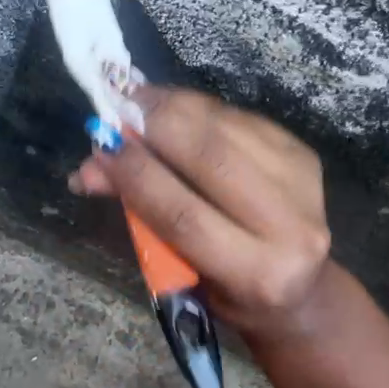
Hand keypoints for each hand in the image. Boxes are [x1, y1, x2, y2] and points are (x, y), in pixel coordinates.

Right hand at [68, 86, 332, 338]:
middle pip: (211, 158)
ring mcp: (303, 186)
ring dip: (173, 105)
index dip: (138, 176)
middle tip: (118, 107)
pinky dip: (197, 105)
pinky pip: (238, 115)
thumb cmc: (225, 284)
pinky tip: (171, 105)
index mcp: (256, 275)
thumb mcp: (178, 266)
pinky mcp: (303, 154)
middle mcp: (290, 229)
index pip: (185, 215)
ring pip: (224, 127)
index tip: (101, 146)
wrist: (301, 288)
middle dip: (157, 125)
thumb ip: (135, 214)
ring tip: (138, 99)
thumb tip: (84, 172)